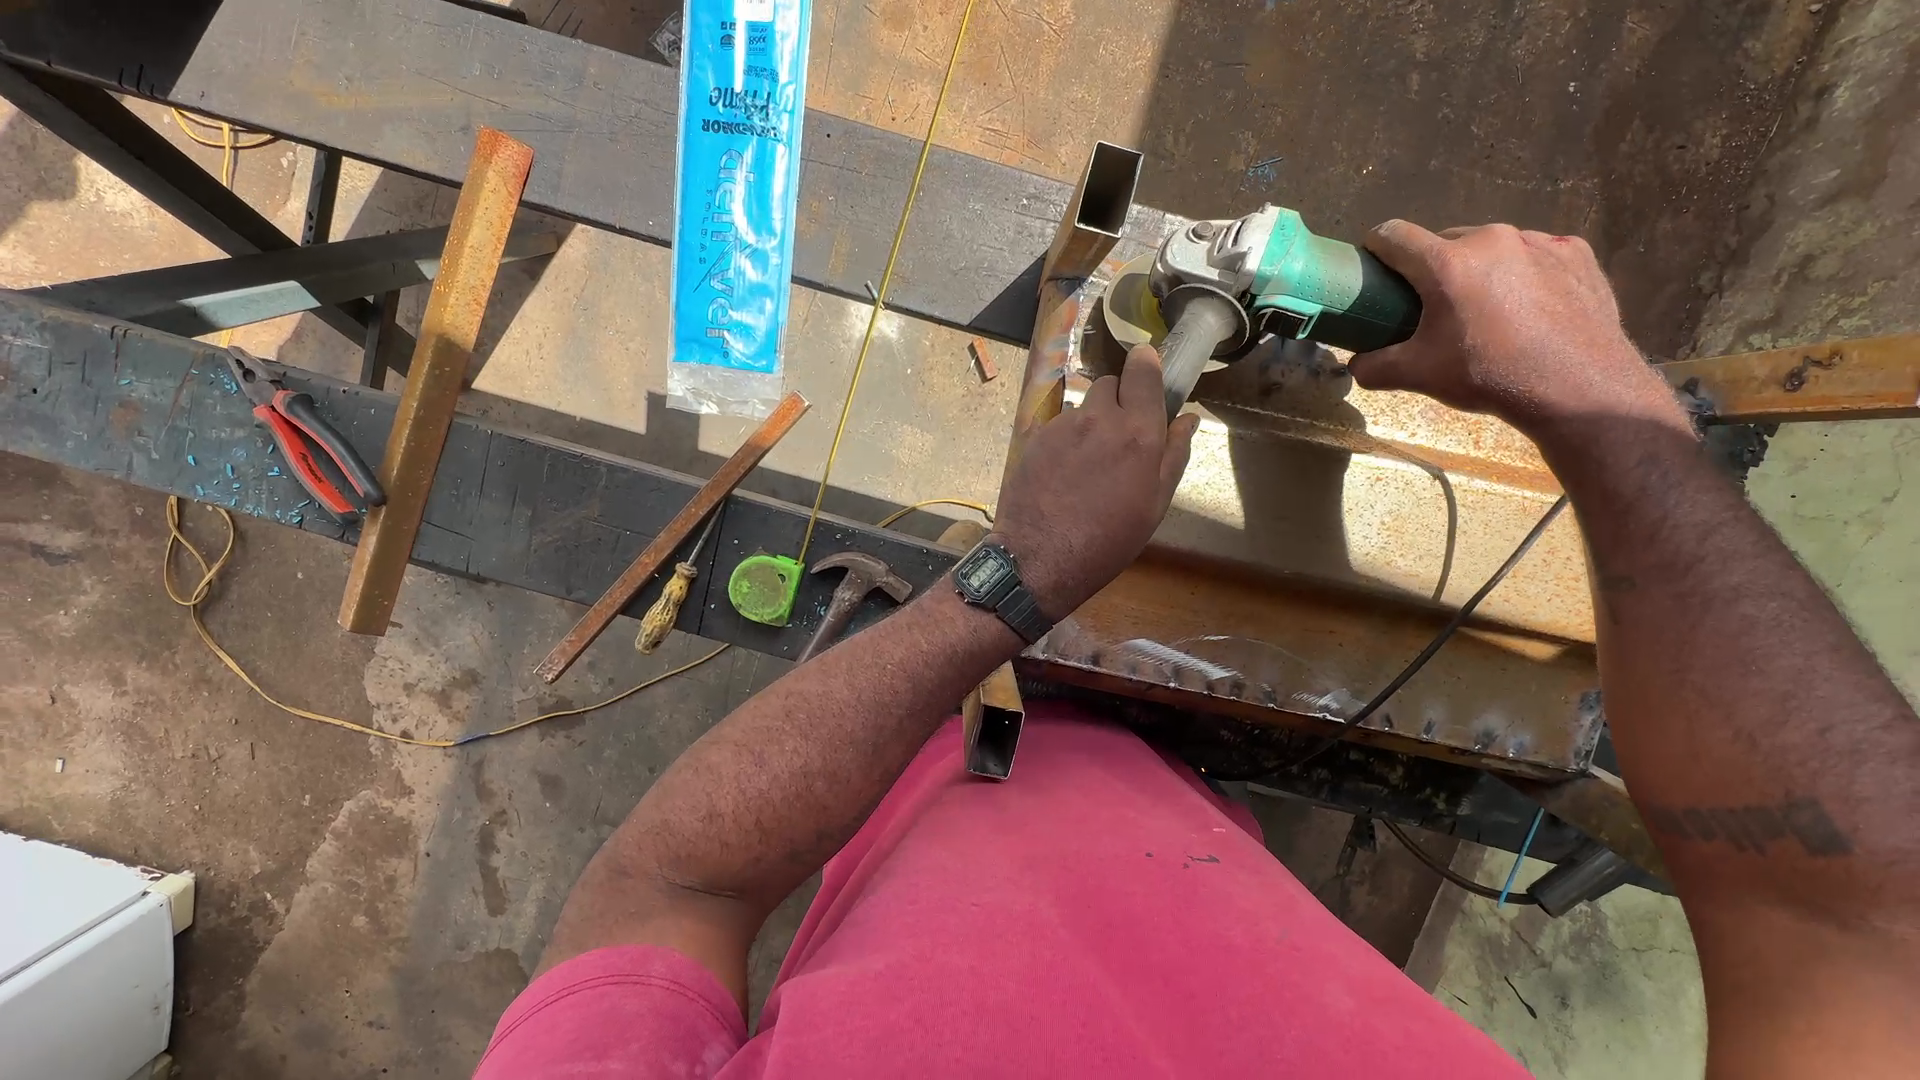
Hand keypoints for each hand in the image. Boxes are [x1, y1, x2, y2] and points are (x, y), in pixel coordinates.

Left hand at [994, 345, 1199, 615]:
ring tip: (1090, 464)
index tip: (1148, 370)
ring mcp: (1062, 426)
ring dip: (1091, 422)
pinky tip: (1063, 474)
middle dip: (1119, 400)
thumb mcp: (1155, 504)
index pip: (1143, 370)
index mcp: (1138, 432)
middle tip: (1121, 435)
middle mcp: (1099, 418)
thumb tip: (1188, 419)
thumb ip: (1173, 455)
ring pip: (1083, 407)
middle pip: (1110, 384)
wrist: (1040, 558)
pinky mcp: (1034, 438)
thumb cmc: (1108, 540)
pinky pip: (1058, 427)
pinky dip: (1066, 440)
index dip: (1146, 365)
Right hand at [1351, 221, 1687, 440]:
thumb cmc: (1488, 374)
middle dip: (1432, 268)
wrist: (1579, 387)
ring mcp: (1540, 242)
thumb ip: (1374, 367)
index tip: (1374, 270)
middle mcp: (1492, 239)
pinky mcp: (1578, 253)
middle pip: (1445, 241)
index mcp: (1447, 262)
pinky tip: (1528, 310)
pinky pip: (1535, 255)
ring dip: (1478, 271)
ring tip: (1486, 312)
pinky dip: (1522, 275)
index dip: (1375, 249)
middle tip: (1433, 307)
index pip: (1393, 234)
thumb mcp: (1417, 376)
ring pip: (1491, 248)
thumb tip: (1356, 363)